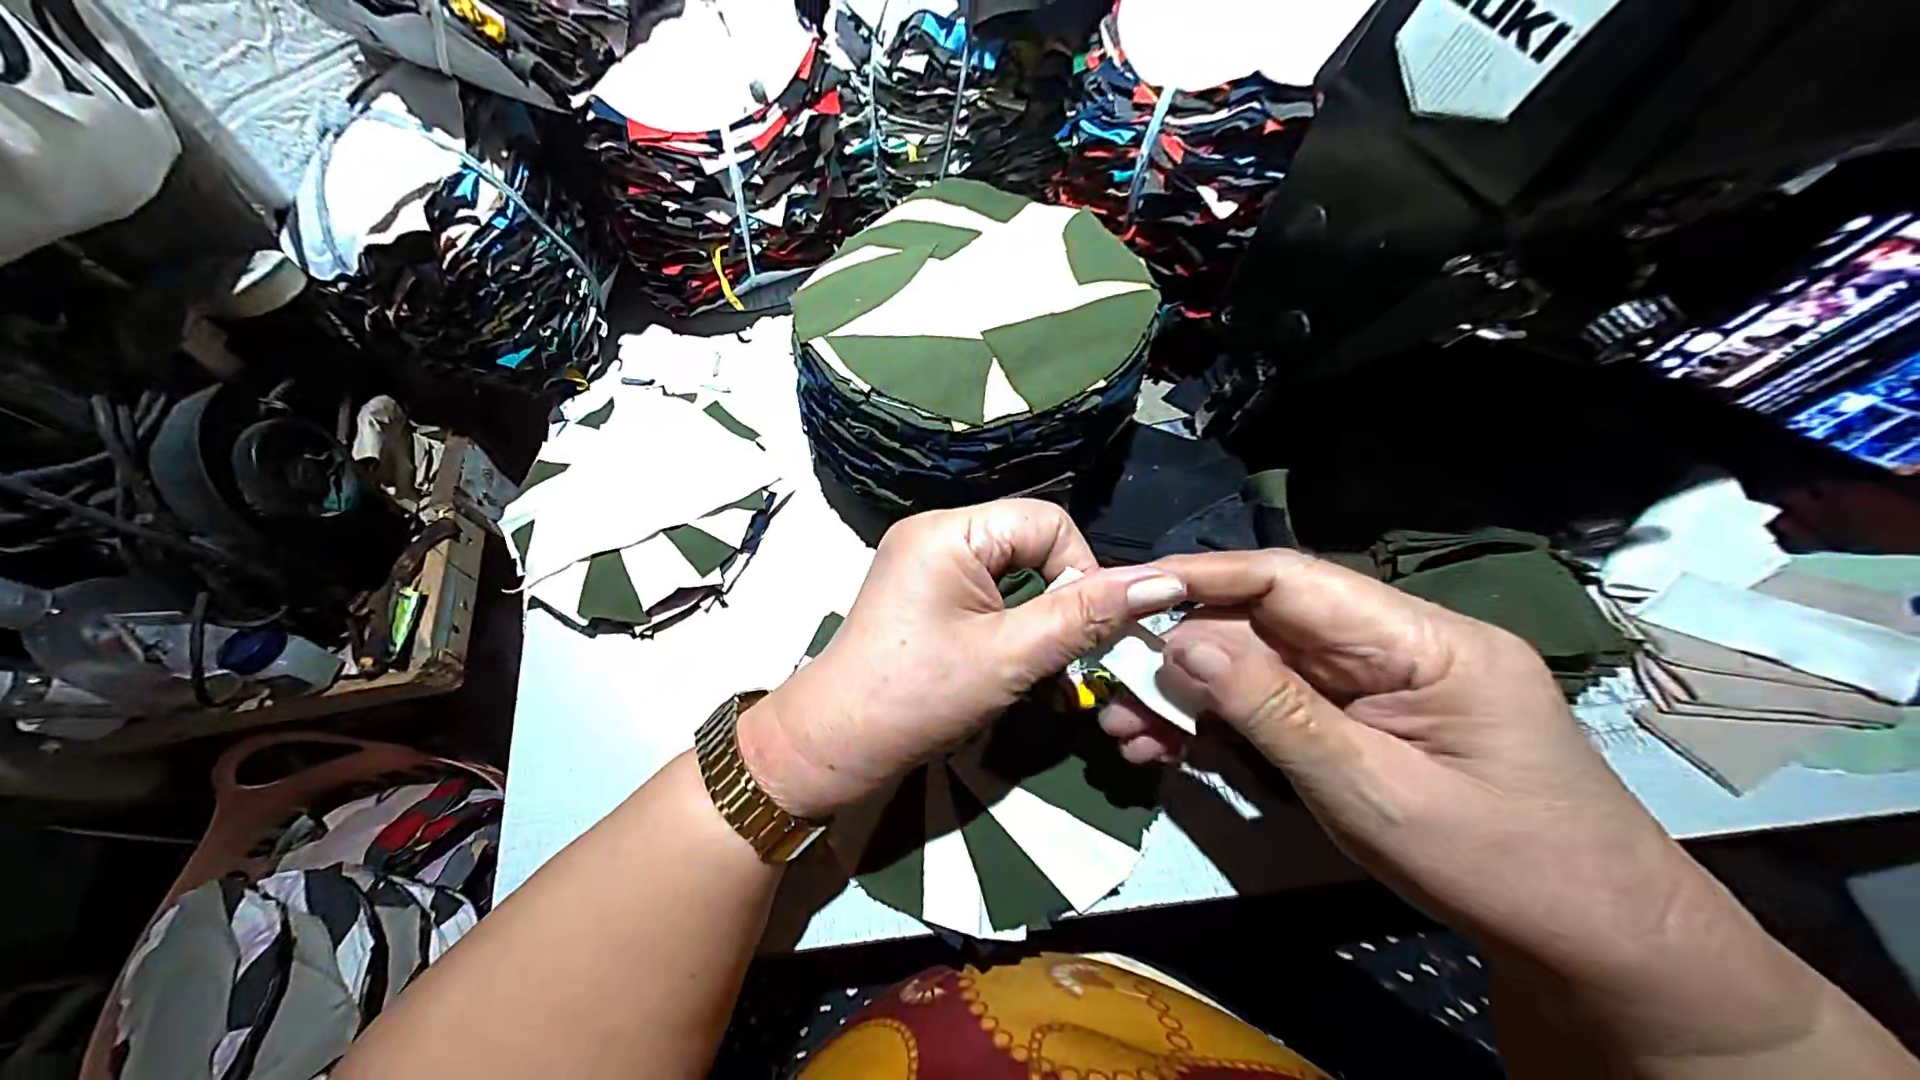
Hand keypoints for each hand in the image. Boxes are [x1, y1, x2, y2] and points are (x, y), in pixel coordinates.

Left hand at [737, 499, 1185, 819]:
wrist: (838, 743)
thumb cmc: (920, 696)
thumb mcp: (1012, 656)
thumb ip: (1086, 615)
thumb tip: (1163, 582)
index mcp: (951, 530)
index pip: (1048, 522)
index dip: (1079, 571)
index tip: (1080, 631)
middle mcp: (937, 530)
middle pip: (1031, 542)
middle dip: (1059, 596)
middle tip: (1062, 652)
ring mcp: (926, 559)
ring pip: (1014, 568)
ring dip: (1038, 614)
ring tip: (1036, 661)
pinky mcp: (924, 589)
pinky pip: (988, 587)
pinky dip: (1012, 619)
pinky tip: (1012, 657)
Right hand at [1107, 549, 1746, 985]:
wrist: (1594, 949)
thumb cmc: (1505, 868)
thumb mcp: (1377, 792)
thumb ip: (1275, 711)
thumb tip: (1183, 642)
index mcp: (1420, 639)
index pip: (1293, 579)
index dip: (1205, 576)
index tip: (1131, 592)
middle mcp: (1387, 643)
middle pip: (1260, 622)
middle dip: (1181, 652)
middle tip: (1116, 687)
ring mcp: (1367, 681)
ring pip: (1253, 664)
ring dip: (1189, 695)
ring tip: (1129, 731)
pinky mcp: (1350, 716)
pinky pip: (1268, 704)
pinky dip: (1216, 724)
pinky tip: (1170, 749)